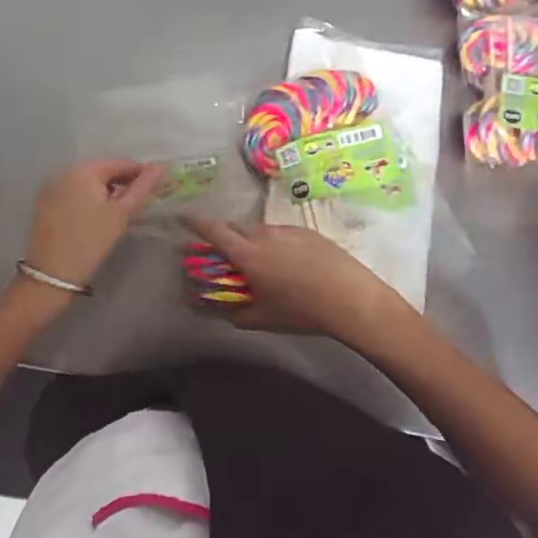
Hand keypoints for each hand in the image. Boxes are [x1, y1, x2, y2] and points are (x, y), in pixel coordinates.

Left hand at [20, 159, 162, 289]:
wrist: (52, 273)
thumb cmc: (91, 240)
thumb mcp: (121, 213)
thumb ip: (142, 188)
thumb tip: (160, 166)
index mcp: (83, 169)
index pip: (121, 163)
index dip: (141, 174)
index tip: (155, 189)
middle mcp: (64, 171)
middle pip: (102, 171)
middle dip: (122, 183)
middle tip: (137, 204)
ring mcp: (51, 187)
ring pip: (87, 182)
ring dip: (106, 192)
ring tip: (118, 213)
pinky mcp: (44, 203)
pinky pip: (73, 193)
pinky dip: (88, 199)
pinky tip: (96, 218)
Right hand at [185, 218, 408, 345]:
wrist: (353, 300)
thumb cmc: (302, 311)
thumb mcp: (264, 318)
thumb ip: (237, 313)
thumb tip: (224, 311)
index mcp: (248, 254)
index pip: (214, 231)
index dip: (196, 223)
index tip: (185, 219)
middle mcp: (265, 235)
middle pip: (236, 226)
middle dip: (224, 234)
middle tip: (223, 251)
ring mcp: (289, 231)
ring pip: (261, 230)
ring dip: (252, 240)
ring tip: (260, 261)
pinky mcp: (310, 233)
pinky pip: (283, 233)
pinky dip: (275, 243)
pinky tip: (288, 263)